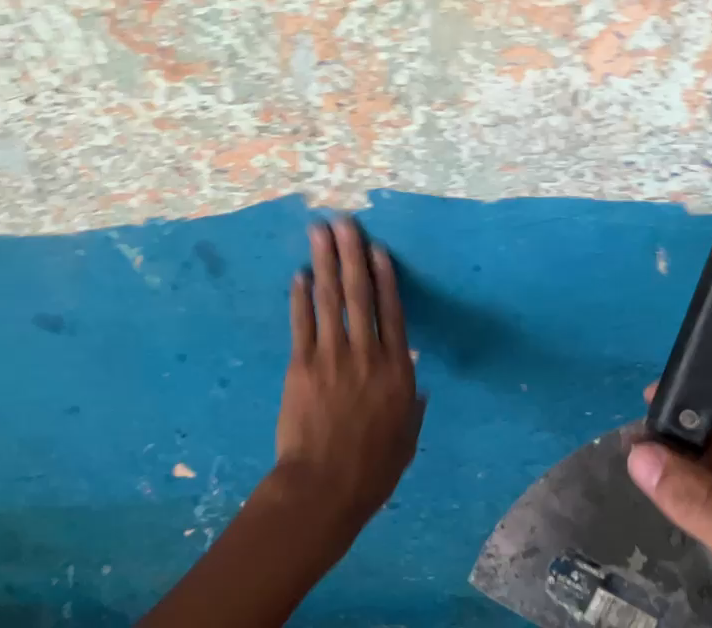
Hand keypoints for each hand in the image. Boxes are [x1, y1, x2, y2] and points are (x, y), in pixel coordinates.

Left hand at [273, 216, 423, 532]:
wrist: (323, 488)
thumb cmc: (371, 470)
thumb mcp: (406, 437)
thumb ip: (412, 400)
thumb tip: (413, 365)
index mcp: (396, 372)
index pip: (392, 312)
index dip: (385, 277)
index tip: (378, 249)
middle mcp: (366, 354)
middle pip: (360, 294)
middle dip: (351, 254)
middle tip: (345, 222)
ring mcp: (332, 357)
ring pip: (329, 299)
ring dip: (324, 261)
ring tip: (320, 232)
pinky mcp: (301, 366)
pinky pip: (301, 323)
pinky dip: (299, 297)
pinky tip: (298, 274)